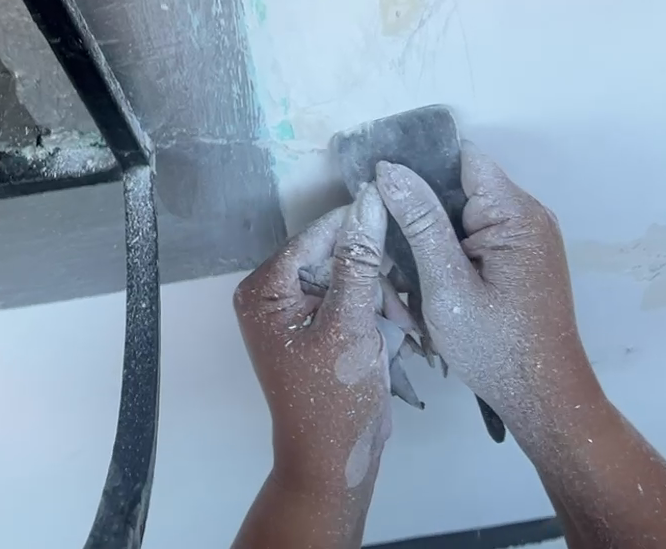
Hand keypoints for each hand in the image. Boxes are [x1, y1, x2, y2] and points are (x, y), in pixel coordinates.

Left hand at [231, 188, 394, 547]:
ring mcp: (293, 310)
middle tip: (401, 292)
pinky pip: (348, 298)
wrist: (337, 463)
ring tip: (401, 322)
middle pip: (331, 254)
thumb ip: (359, 260)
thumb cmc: (334, 399)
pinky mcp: (316, 326)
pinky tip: (395, 328)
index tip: (398, 205)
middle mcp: (272, 294)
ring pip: (347, 275)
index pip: (315, 237)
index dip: (357, 223)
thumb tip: (368, 202)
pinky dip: (373, 310)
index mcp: (264, 289)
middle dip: (371, 273)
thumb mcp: (350, 323)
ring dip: (378, 294)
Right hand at [373, 147, 593, 438]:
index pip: (462, 157)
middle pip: (461, 183)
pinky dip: (449, 249)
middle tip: (385, 234)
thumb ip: (419, 222)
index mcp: (515, 213)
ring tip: (405, 265)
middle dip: (421, 205)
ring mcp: (527, 236)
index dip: (420, 163)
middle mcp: (528, 214)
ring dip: (432, 232)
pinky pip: (475, 234)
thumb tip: (389, 169)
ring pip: (463, 211)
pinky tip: (429, 277)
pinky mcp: (521, 256)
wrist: (545, 403)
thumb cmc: (496, 348)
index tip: (380, 184)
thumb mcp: (446, 285)